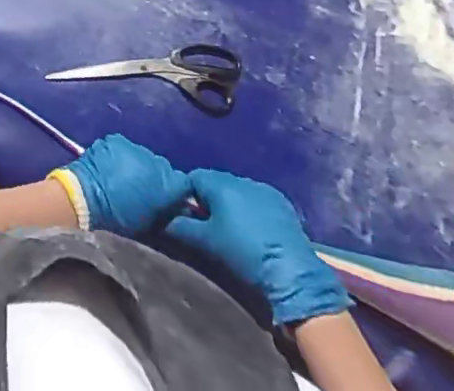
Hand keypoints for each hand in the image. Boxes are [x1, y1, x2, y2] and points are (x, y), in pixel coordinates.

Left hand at [63, 134, 189, 234]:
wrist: (86, 198)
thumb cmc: (120, 219)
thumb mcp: (151, 223)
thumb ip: (167, 211)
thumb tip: (176, 208)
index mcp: (169, 183)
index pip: (183, 183)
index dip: (174, 191)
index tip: (164, 199)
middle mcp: (156, 160)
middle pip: (162, 167)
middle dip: (155, 176)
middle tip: (141, 189)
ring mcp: (135, 146)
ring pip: (143, 156)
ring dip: (137, 164)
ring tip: (123, 177)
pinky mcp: (116, 139)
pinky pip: (123, 148)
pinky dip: (119, 156)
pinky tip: (109, 166)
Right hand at [164, 170, 347, 324]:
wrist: (292, 275)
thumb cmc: (242, 253)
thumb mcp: (203, 242)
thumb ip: (178, 226)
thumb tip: (161, 219)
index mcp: (221, 183)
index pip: (192, 178)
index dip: (186, 196)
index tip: (186, 217)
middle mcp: (243, 179)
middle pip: (216, 184)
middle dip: (209, 202)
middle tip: (206, 227)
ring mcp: (266, 191)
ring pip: (238, 193)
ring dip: (231, 207)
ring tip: (231, 232)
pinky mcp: (284, 206)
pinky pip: (258, 202)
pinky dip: (251, 213)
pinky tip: (253, 234)